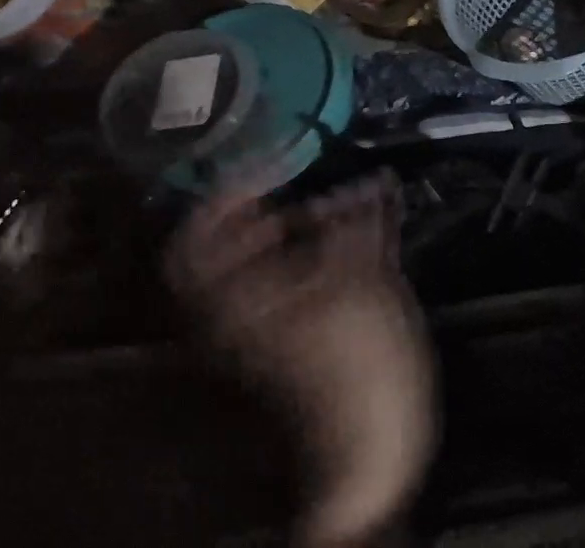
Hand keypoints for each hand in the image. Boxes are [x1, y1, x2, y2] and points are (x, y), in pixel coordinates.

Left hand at [168, 173, 435, 546]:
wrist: (376, 425)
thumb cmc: (355, 356)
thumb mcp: (357, 282)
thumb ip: (358, 227)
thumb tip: (367, 180)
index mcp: (240, 299)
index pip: (203, 238)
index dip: (229, 194)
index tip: (273, 159)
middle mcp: (253, 304)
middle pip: (246, 243)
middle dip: (280, 205)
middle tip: (312, 175)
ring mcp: (289, 313)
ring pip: (291, 252)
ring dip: (321, 217)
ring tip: (357, 191)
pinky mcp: (325, 319)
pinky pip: (327, 265)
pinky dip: (349, 237)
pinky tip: (381, 213)